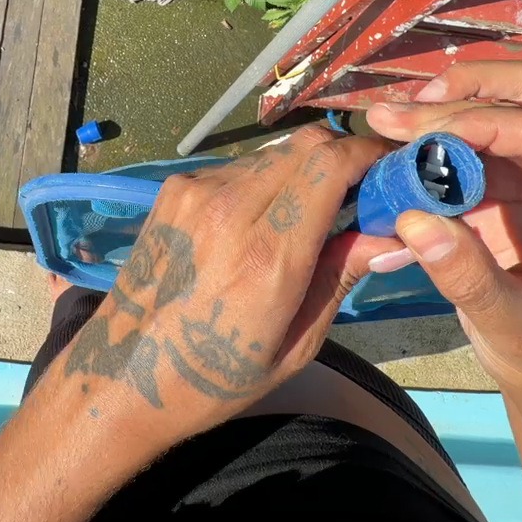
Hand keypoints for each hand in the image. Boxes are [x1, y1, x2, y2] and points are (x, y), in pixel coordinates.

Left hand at [55, 126, 392, 441]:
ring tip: (309, 210)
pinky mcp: (174, 187)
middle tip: (359, 189)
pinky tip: (258, 218)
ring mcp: (196, 190)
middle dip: (342, 156)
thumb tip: (397, 235)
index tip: (391, 167)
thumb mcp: (295, 343)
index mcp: (269, 253)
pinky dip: (264, 180)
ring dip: (303, 169)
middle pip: (306, 145)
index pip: (330, 163)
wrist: (124, 374)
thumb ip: (342, 275)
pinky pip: (237, 166)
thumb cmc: (216, 376)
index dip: (369, 154)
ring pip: (273, 153)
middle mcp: (230, 206)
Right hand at [364, 61, 521, 414]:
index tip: (421, 133)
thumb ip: (467, 276)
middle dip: (461, 99)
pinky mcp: (518, 179)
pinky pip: (475, 138)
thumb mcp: (510, 327)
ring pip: (501, 105)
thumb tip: (413, 221)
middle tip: (398, 116)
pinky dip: (435, 135)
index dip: (485, 123)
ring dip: (444, 107)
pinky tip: (396, 143)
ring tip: (389, 119)